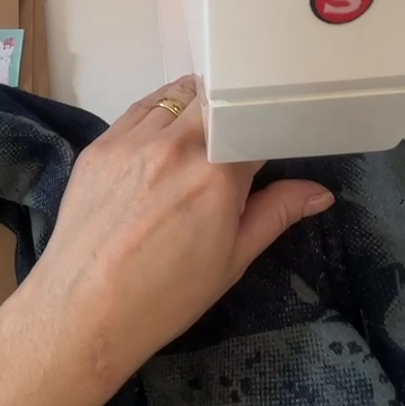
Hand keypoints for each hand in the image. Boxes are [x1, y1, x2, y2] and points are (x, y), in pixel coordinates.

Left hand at [3, 76, 333, 395]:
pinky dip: (159, 111)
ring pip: (174, 96)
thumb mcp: (232, 259)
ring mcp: (131, 140)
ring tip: (201, 128)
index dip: (263, 126)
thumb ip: (276, 213)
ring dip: (195, 104)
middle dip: (229, 110)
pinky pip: (139, 109)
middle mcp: (174, 144)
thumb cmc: (166, 295)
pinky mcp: (100, 143)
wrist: (84, 310)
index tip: (267, 136)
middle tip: (234, 132)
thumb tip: (320, 192)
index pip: (251, 122)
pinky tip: (165, 131)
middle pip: (213, 98)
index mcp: (215, 173)